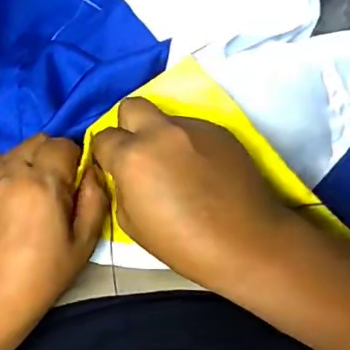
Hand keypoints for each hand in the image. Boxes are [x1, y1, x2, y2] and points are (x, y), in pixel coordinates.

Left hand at [0, 134, 109, 326]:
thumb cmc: (45, 272)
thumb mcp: (84, 241)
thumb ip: (94, 199)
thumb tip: (92, 172)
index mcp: (43, 184)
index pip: (62, 145)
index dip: (75, 156)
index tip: (77, 176)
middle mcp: (13, 174)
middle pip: (38, 142)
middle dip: (53, 154)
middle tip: (59, 181)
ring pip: (15, 149)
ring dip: (29, 159)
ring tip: (35, 185)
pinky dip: (6, 167)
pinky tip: (13, 187)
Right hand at [89, 97, 307, 288]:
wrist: (247, 242)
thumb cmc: (182, 243)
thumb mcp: (130, 223)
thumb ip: (121, 187)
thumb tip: (124, 174)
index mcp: (132, 156)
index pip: (103, 137)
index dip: (105, 155)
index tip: (114, 170)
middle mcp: (161, 132)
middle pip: (131, 106)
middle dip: (128, 127)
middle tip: (139, 155)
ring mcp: (194, 128)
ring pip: (166, 119)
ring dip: (162, 138)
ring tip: (178, 168)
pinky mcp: (221, 131)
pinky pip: (193, 130)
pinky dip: (189, 145)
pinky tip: (202, 172)